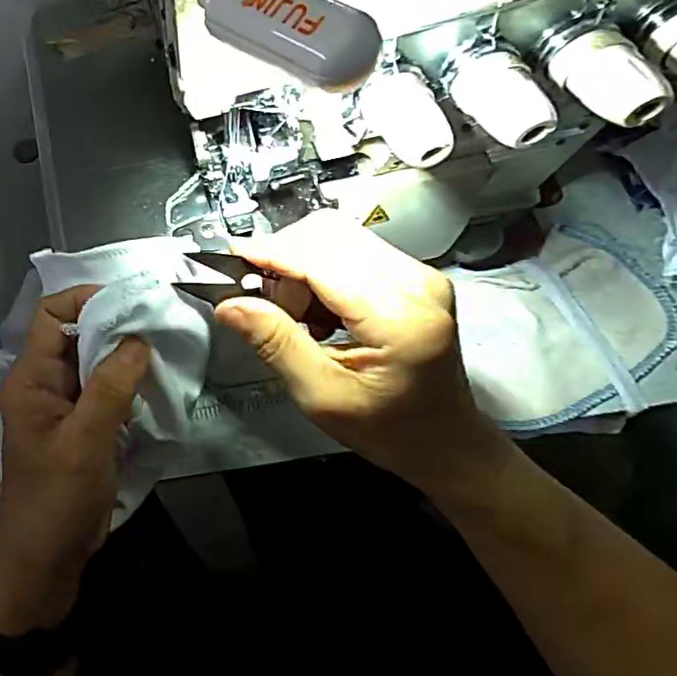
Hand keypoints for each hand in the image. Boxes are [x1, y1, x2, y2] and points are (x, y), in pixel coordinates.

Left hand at [0, 286, 149, 633]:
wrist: (46, 563)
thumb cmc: (57, 500)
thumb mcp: (86, 441)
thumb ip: (111, 385)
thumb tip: (138, 338)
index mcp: (30, 378)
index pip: (51, 314)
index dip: (87, 299)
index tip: (131, 303)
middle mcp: (43, 383)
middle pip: (76, 333)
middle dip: (115, 325)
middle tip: (158, 324)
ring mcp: (63, 405)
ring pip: (94, 360)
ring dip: (124, 354)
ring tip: (162, 350)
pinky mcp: (82, 425)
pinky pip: (104, 388)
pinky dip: (127, 381)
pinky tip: (155, 383)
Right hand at [212, 211, 511, 497]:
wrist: (444, 440)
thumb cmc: (394, 430)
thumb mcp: (322, 396)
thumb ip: (276, 344)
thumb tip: (233, 305)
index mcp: (400, 317)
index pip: (321, 259)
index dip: (270, 254)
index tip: (232, 260)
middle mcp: (416, 284)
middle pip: (328, 235)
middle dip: (283, 260)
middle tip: (262, 302)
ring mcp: (417, 275)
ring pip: (336, 237)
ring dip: (299, 266)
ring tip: (295, 316)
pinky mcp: (411, 275)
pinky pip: (350, 249)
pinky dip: (318, 270)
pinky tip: (316, 311)